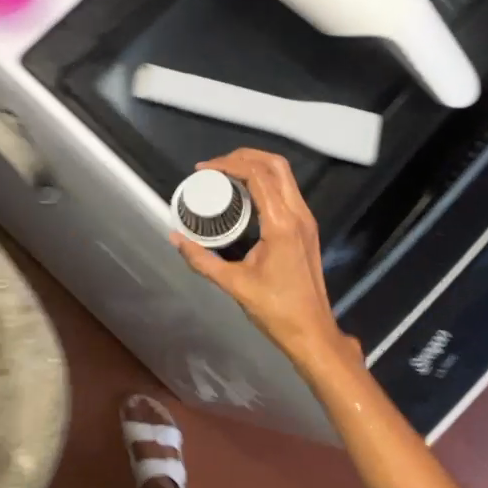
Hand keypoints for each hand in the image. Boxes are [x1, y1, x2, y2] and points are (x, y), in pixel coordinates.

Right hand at [173, 149, 361, 373]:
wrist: (311, 331)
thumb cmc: (275, 310)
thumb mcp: (233, 284)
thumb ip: (201, 259)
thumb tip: (175, 238)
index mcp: (281, 224)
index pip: (257, 176)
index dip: (228, 165)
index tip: (202, 170)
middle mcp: (298, 214)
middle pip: (276, 165)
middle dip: (244, 156)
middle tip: (215, 165)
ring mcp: (306, 220)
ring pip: (285, 175)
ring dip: (256, 166)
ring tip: (226, 173)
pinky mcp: (306, 228)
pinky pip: (287, 191)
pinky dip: (265, 181)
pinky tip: (244, 193)